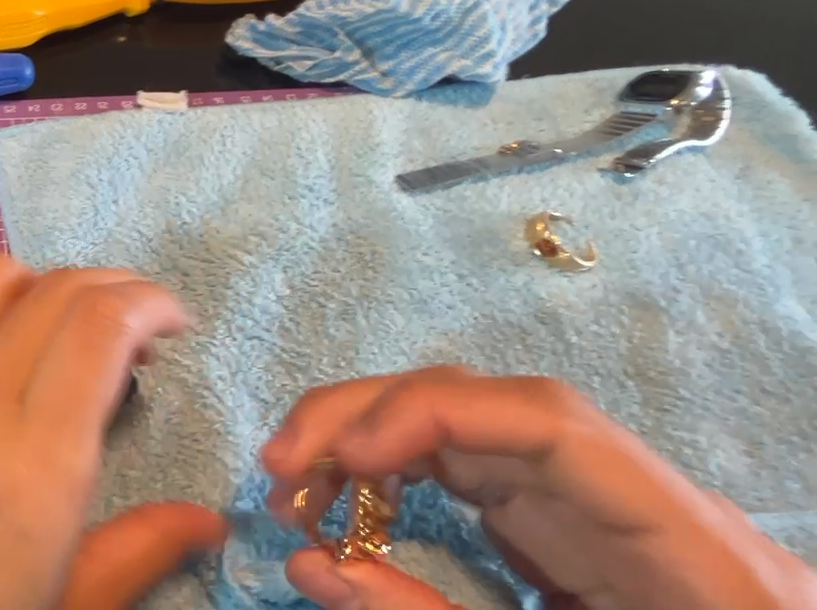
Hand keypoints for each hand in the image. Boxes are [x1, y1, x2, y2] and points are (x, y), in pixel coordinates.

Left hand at [0, 254, 223, 609]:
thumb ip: (137, 554)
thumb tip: (209, 519)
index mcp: (36, 460)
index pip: (99, 327)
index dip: (149, 303)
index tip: (178, 325)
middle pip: (55, 290)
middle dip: (114, 287)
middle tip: (140, 326)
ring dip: (43, 284)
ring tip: (64, 327)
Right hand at [261, 366, 816, 609]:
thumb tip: (307, 564)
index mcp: (688, 545)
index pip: (547, 420)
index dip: (430, 414)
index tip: (343, 457)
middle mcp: (630, 494)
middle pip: (476, 403)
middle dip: (361, 419)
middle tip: (278, 466)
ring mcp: (587, 499)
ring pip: (452, 421)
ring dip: (358, 437)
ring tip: (291, 483)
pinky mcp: (553, 518)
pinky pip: (456, 464)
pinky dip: (386, 470)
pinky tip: (342, 494)